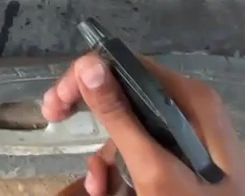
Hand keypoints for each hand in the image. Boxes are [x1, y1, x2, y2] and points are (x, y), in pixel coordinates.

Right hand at [42, 53, 244, 195]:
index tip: (58, 104)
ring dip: (104, 154)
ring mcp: (188, 134)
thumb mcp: (155, 172)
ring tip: (96, 187)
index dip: (85, 79)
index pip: (123, 65)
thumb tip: (87, 62)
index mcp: (190, 100)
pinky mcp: (186, 159)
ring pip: (127, 124)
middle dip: (88, 113)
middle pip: (122, 91)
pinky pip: (141, 148)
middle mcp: (189, 108)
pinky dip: (119, 168)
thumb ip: (120, 117)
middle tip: (53, 119)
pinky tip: (108, 190)